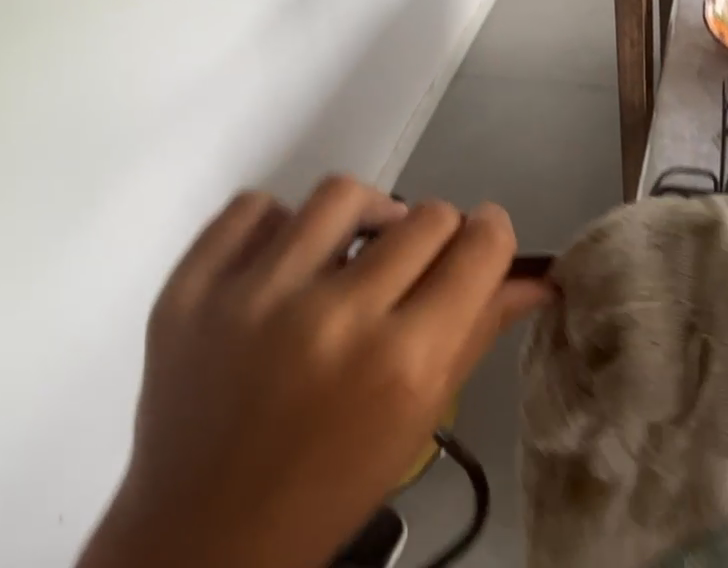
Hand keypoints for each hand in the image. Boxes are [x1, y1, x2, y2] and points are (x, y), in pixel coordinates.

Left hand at [79, 177, 551, 567]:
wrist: (206, 534)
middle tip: (416, 264)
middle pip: (425, 215)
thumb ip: (480, 331)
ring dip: (366, 215)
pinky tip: (286, 263)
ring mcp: (253, 297)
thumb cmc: (334, 481)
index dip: (491, 235)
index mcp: (403, 360)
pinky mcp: (191, 289)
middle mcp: (334, 317)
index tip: (479, 245)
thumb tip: (536, 277)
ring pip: (343, 194)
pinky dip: (280, 225)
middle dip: (437, 233)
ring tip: (354, 252)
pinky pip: (254, 206)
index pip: (480, 244)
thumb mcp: (421, 414)